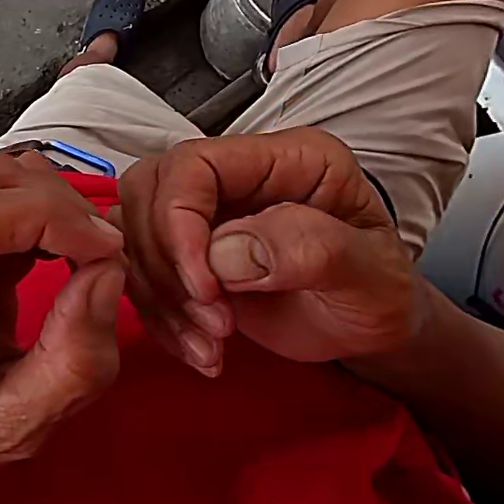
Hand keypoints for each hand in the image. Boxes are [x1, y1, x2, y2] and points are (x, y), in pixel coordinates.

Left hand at [0, 152, 127, 490]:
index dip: (40, 216)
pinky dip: (41, 211)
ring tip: (87, 250)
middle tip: (107, 253)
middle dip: (56, 207)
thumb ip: (70, 363)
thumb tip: (107, 271)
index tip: (104, 247)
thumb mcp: (22, 425)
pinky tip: (65, 247)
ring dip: (50, 201)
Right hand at [112, 127, 418, 372]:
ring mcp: (192, 207)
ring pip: (127, 231)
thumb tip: (222, 255)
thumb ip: (312, 251)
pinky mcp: (170, 244)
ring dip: (155, 295)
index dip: (178, 222)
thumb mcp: (373, 279)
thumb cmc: (376, 297)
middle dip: (164, 263)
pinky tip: (196, 346)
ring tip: (210, 344)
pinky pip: (131, 268)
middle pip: (144, 192)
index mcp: (280, 158)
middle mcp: (225, 173)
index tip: (205, 288)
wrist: (356, 329)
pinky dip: (153, 313)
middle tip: (212, 321)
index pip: (193, 165)